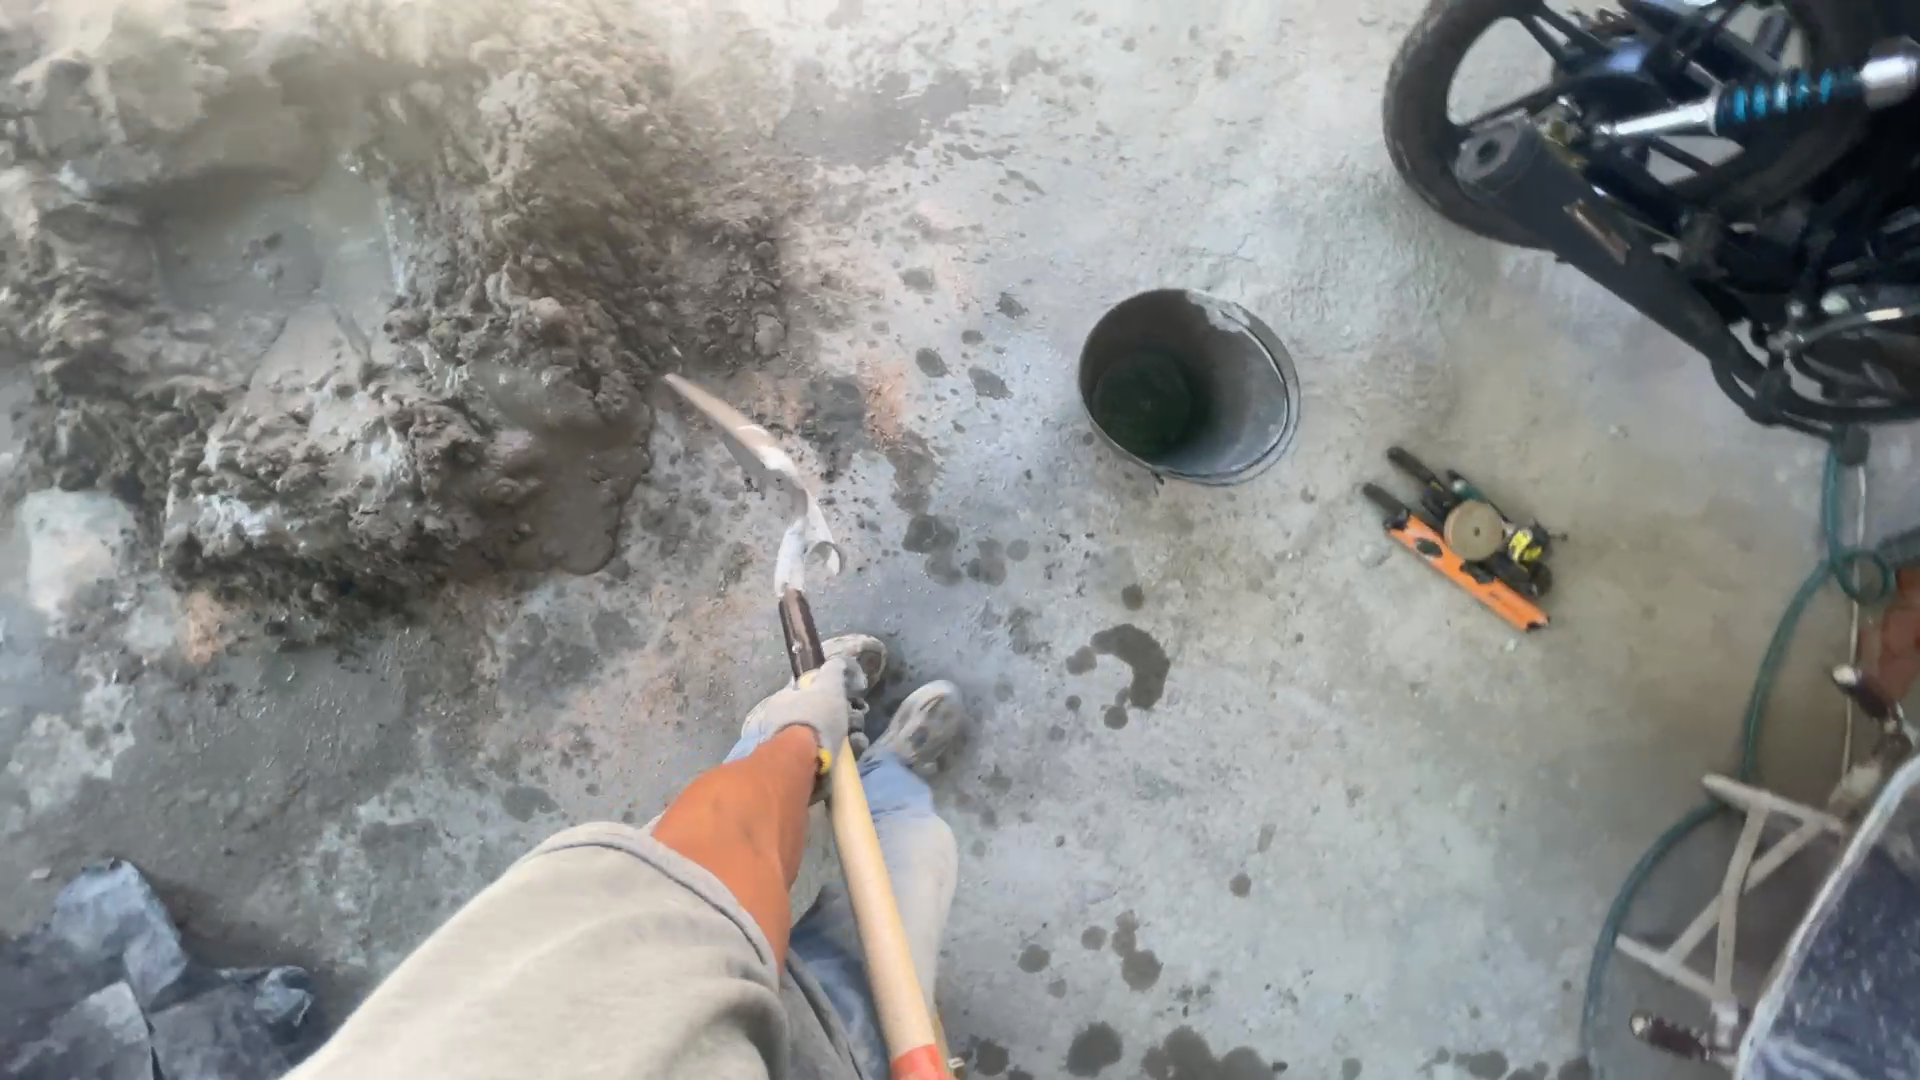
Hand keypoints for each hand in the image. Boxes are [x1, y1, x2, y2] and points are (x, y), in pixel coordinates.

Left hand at [736, 656, 865, 766]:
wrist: (805, 759)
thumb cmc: (814, 716)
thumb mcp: (828, 684)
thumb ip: (833, 670)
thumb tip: (839, 662)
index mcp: (785, 701)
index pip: (809, 692)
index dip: (830, 692)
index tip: (847, 695)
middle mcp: (786, 723)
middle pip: (822, 714)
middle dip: (844, 715)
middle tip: (856, 716)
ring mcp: (795, 747)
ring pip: (830, 734)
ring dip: (848, 733)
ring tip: (856, 736)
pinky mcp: (808, 767)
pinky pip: (833, 754)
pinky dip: (846, 750)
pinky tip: (854, 748)